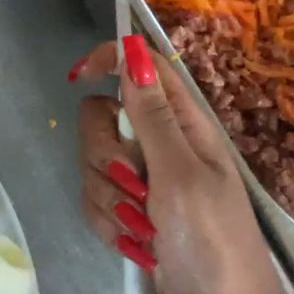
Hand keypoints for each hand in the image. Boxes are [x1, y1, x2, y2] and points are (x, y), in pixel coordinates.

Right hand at [74, 36, 283, 293]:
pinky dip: (107, 221)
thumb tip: (133, 48)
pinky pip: (92, 196)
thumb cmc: (213, 242)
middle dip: (104, 152)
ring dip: (109, 196)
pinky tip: (134, 244)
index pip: (142, 66)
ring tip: (142, 228)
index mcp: (182, 125)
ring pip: (92, 159)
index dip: (109, 59)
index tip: (80, 77)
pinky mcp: (127, 210)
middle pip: (100, 114)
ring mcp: (142, 179)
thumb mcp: (182, 175)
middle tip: (133, 183)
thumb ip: (151, 115)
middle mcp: (159, 144)